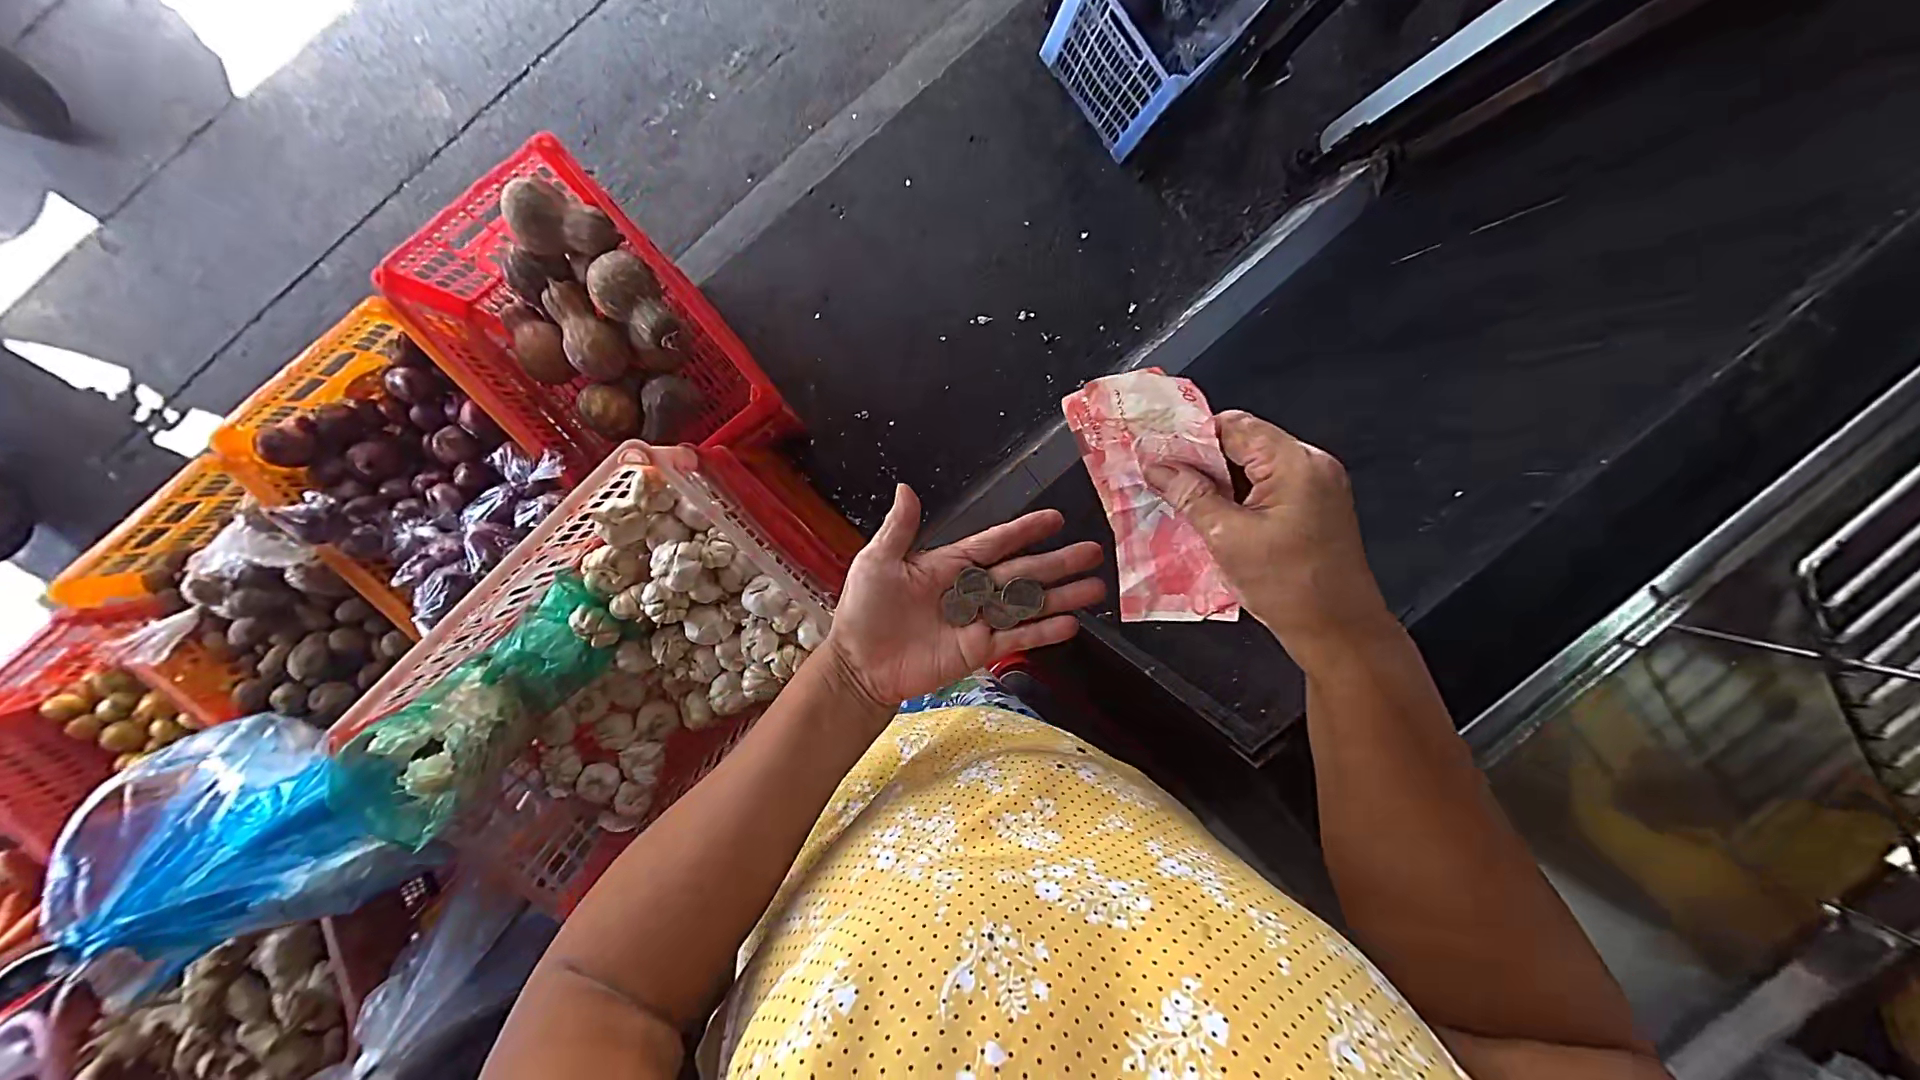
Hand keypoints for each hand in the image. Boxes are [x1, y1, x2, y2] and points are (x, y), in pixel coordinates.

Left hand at [822, 484, 1106, 710]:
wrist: (858, 663)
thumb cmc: (864, 610)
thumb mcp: (877, 561)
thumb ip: (900, 528)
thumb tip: (905, 488)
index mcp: (950, 564)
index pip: (996, 542)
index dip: (1025, 531)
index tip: (1054, 519)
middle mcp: (970, 590)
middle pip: (1023, 572)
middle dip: (1058, 562)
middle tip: (1091, 552)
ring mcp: (977, 621)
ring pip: (1027, 604)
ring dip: (1061, 596)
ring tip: (1094, 588)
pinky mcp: (978, 650)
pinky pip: (1016, 637)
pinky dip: (1043, 632)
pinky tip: (1069, 623)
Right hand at [1143, 411, 1393, 664]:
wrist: (1339, 632)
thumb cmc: (1289, 587)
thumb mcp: (1227, 538)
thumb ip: (1190, 495)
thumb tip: (1157, 467)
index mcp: (1296, 463)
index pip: (1234, 425)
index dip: (1191, 435)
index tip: (1155, 452)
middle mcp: (1310, 465)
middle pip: (1243, 442)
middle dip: (1199, 460)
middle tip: (1160, 478)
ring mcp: (1314, 486)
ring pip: (1250, 467)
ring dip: (1214, 480)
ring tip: (1177, 498)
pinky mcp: (1311, 507)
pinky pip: (1263, 487)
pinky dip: (1234, 496)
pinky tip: (1207, 514)